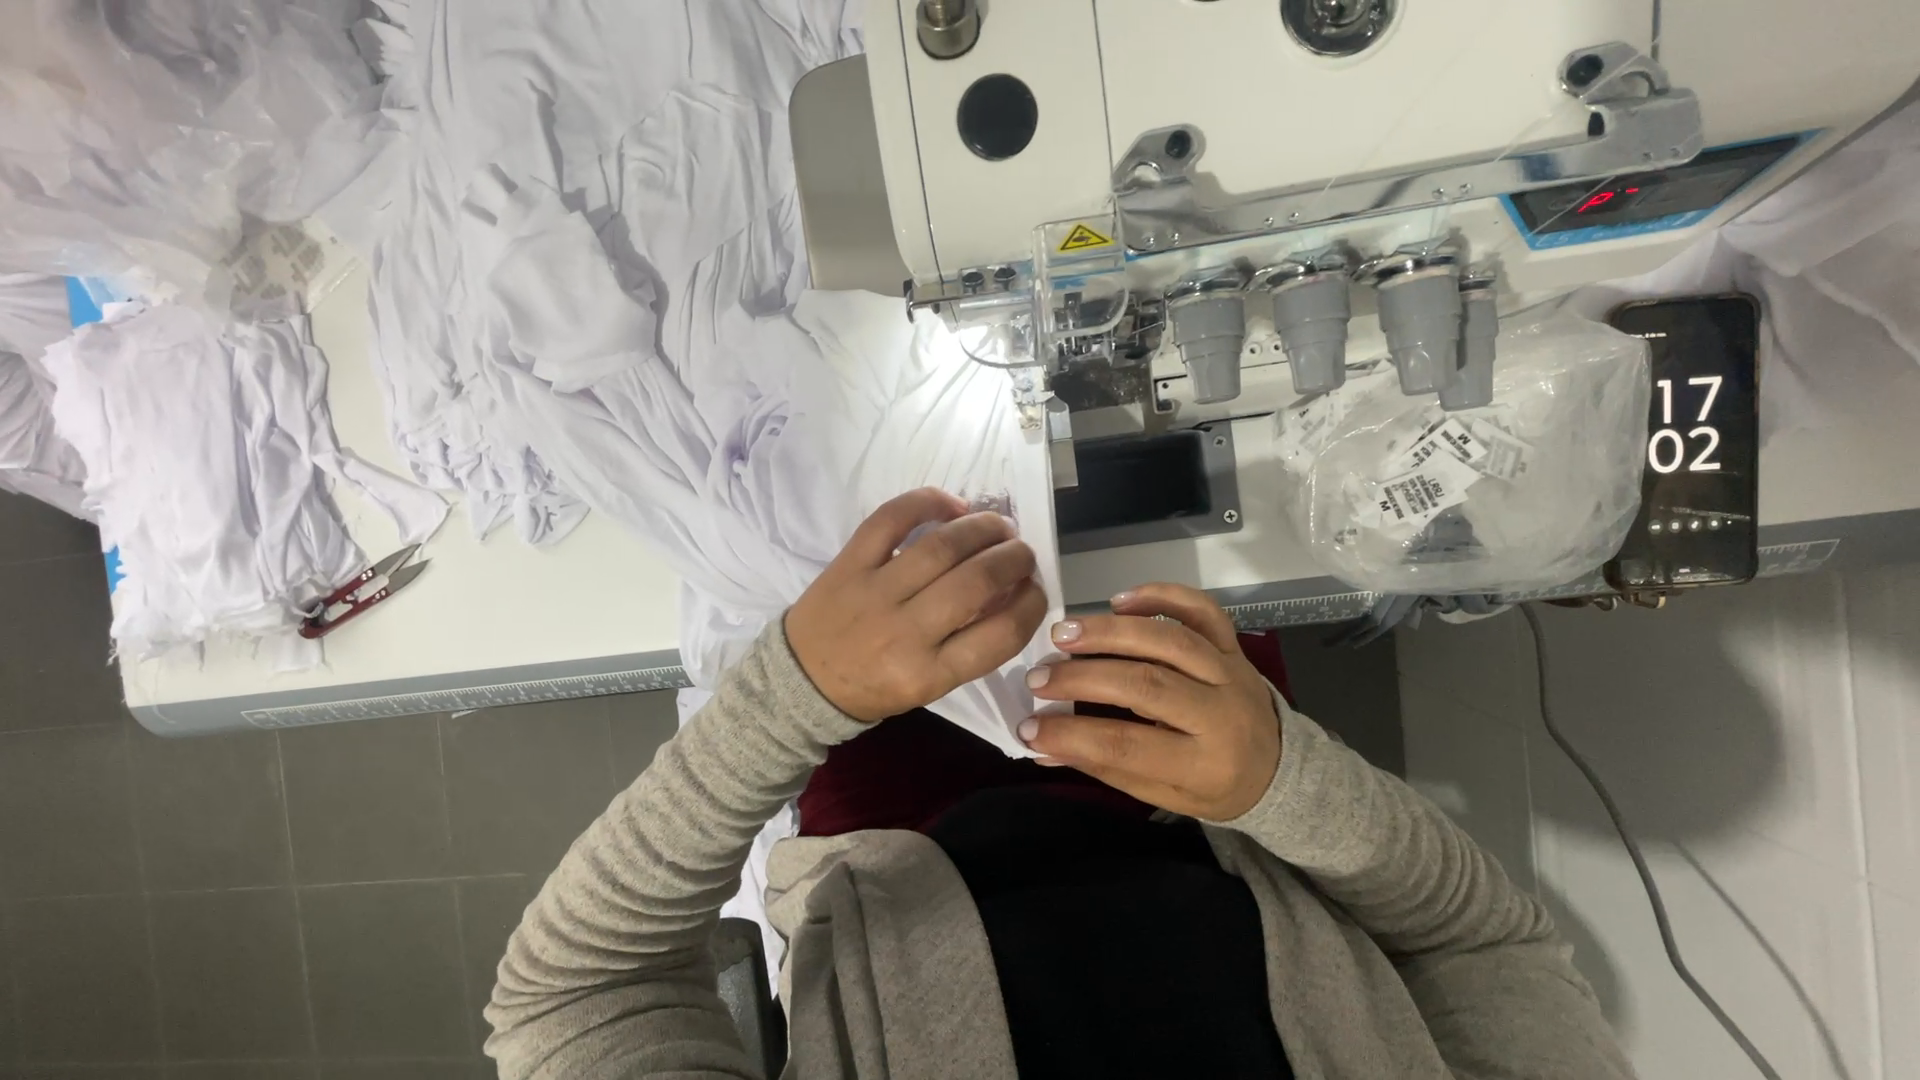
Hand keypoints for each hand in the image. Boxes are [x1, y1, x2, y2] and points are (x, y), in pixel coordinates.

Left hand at [786, 488, 1047, 722]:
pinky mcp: (849, 564)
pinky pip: (890, 520)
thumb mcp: (929, 685)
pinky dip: (926, 503)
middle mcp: (905, 632)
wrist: (801, 682)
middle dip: (1014, 558)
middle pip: (977, 581)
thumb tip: (1010, 593)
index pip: (1001, 634)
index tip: (1035, 588)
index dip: (1031, 604)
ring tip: (999, 525)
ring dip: (982, 527)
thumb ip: (970, 645)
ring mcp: (874, 593)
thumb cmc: (873, 688)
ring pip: (941, 547)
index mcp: (929, 673)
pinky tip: (952, 505)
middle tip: (1022, 551)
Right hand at [1019, 583, 1281, 820]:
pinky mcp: (1232, 644)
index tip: (1027, 726)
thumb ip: (1102, 765)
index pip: (1128, 745)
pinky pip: (1201, 609)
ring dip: (1111, 632)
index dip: (1071, 735)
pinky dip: (1161, 596)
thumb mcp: (1160, 793)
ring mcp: (1230, 671)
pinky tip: (1120, 600)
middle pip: (1147, 684)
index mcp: (1204, 763)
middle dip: (1084, 678)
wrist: (1277, 768)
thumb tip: (1040, 745)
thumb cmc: (1211, 785)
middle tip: (1038, 677)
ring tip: (1063, 633)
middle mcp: (1221, 712)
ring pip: (1169, 640)